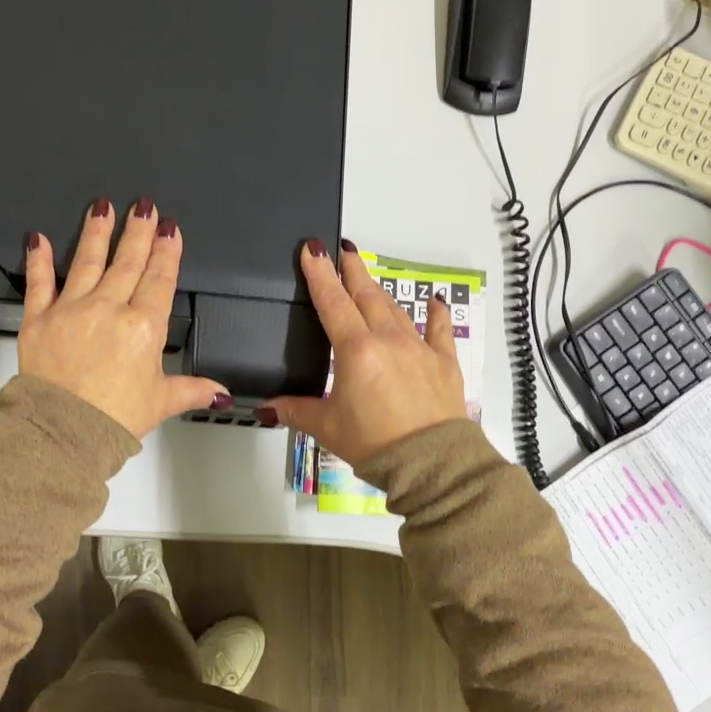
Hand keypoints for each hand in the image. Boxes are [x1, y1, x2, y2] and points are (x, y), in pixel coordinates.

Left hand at [18, 198, 229, 438]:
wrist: (62, 431)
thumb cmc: (111, 419)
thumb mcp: (160, 402)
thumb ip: (191, 390)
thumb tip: (219, 393)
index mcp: (143, 327)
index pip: (159, 279)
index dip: (167, 252)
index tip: (170, 230)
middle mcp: (109, 309)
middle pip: (128, 261)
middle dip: (138, 231)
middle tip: (144, 207)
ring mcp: (72, 310)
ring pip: (88, 261)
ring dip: (97, 232)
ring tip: (103, 207)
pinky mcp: (39, 319)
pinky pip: (39, 282)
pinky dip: (39, 260)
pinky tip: (39, 239)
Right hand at [261, 240, 465, 463]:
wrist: (431, 462)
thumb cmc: (375, 443)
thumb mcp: (328, 428)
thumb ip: (297, 411)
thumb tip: (267, 407)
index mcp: (356, 350)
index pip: (333, 302)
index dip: (320, 274)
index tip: (313, 249)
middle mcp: (388, 339)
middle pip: (366, 295)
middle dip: (352, 270)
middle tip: (342, 250)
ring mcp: (419, 348)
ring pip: (396, 309)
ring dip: (380, 291)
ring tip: (368, 278)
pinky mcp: (444, 362)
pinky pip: (439, 330)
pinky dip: (436, 313)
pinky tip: (436, 300)